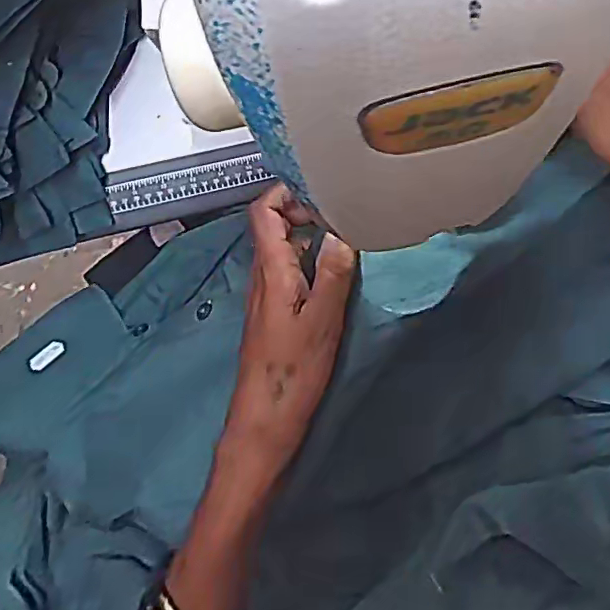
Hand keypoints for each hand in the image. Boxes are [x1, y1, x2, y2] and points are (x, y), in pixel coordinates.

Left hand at [221, 185, 356, 473]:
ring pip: (284, 247)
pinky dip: (311, 258)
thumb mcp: (322, 320)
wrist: (265, 419)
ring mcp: (268, 293)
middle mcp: (263, 275)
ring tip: (346, 235)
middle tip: (341, 213)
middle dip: (305, 209)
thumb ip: (333, 273)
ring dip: (310, 235)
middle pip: (274, 224)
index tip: (320, 189)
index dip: (285, 192)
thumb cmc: (292, 370)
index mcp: (271, 270)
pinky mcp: (276, 310)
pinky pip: (290, 269)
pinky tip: (336, 269)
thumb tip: (341, 230)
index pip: (263, 212)